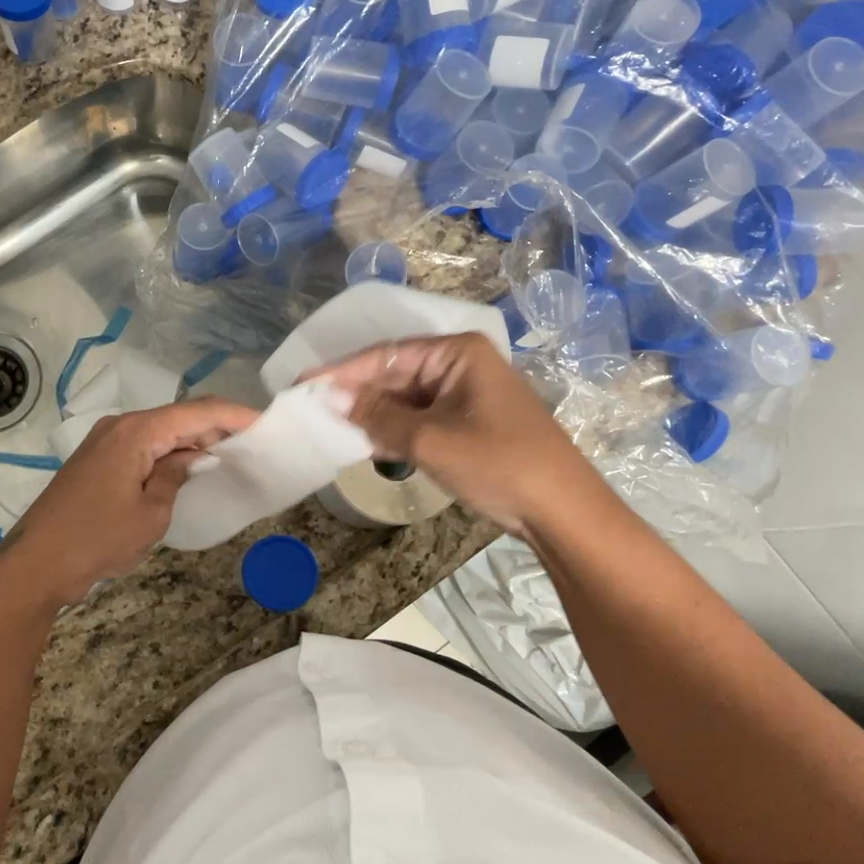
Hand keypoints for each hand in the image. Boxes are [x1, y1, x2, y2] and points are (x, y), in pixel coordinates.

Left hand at [0, 397, 258, 606]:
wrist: (36, 564)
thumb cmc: (97, 540)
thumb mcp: (151, 514)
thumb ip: (177, 477)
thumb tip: (193, 458)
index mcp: (136, 432)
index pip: (196, 412)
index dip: (234, 415)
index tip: (266, 423)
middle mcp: (120, 426)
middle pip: (178, 417)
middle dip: (216, 427)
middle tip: (255, 443)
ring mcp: (105, 442)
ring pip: (160, 432)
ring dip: (193, 441)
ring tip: (231, 454)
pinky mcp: (98, 460)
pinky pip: (143, 447)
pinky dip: (169, 453)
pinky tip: (190, 468)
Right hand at [305, 333, 592, 533]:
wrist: (560, 510)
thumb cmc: (498, 463)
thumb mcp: (430, 440)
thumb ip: (379, 417)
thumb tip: (335, 401)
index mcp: (457, 353)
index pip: (386, 356)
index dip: (341, 372)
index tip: (302, 385)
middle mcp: (461, 365)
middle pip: (394, 374)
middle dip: (355, 394)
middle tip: (310, 409)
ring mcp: (466, 395)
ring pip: (404, 399)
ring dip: (372, 415)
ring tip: (328, 427)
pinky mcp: (468, 423)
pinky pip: (419, 418)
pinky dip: (393, 430)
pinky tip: (363, 443)